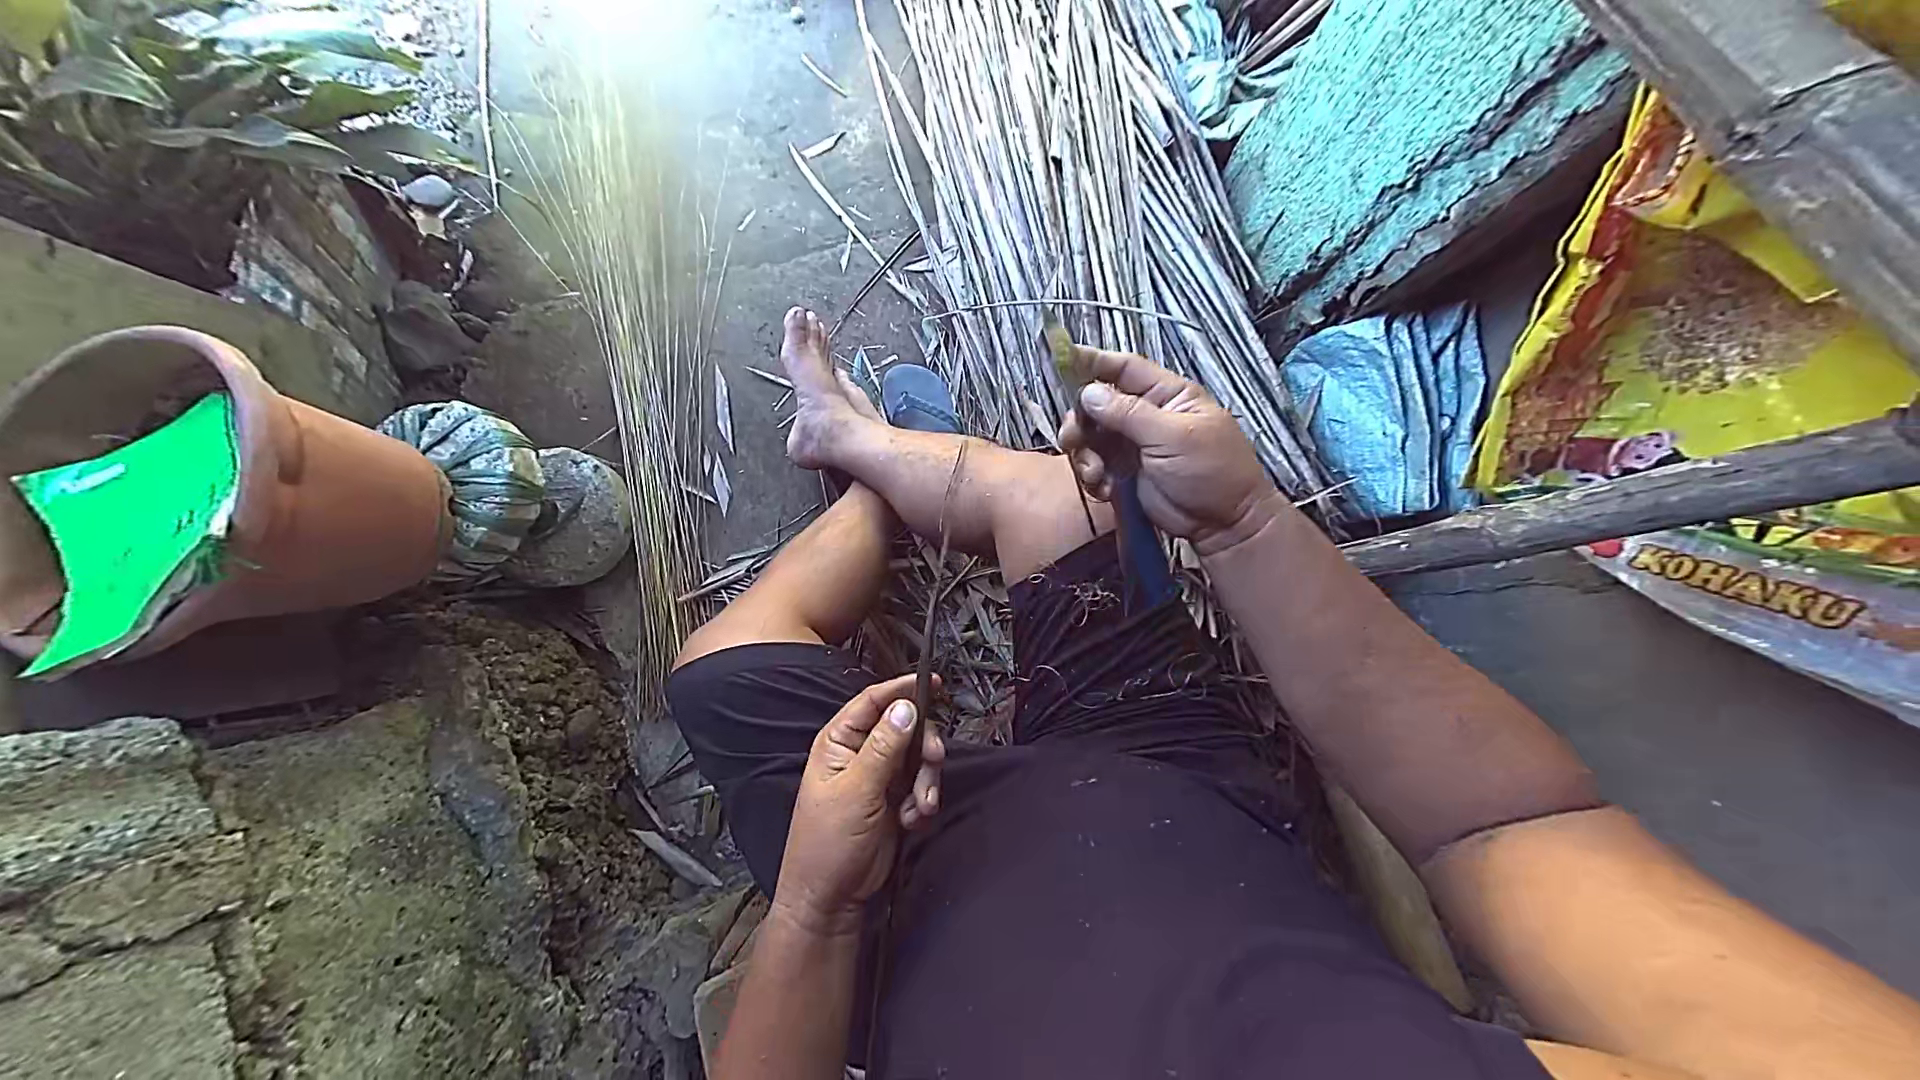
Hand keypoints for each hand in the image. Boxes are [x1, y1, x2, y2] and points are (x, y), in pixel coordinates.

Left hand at [774, 674, 945, 936]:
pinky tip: (913, 819)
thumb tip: (905, 707)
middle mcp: (860, 753)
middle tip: (933, 760)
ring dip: (926, 779)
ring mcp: (879, 776)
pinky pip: (921, 783)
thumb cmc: (827, 845)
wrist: (832, 899)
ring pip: (917, 756)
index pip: (874, 701)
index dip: (903, 689)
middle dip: (923, 746)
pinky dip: (924, 799)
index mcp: (839, 742)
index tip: (933, 684)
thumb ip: (884, 748)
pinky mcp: (895, 797)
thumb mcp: (856, 791)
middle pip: (905, 727)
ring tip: (920, 805)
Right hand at [1060, 346, 1283, 555]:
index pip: (1124, 368)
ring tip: (1096, 474)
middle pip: (1097, 405)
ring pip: (1091, 438)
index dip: (1092, 361)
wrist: (1223, 524)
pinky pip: (1095, 466)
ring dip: (1084, 455)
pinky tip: (1105, 489)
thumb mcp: (1173, 436)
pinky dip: (1093, 477)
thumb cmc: (1212, 471)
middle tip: (1074, 439)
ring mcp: (1132, 445)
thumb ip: (1129, 413)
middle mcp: (1145, 416)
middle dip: (1081, 421)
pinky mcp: (1124, 473)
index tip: (1060, 358)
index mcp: (1166, 395)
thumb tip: (1089, 391)